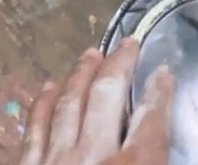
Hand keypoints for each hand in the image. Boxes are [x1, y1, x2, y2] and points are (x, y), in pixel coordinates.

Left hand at [20, 38, 173, 164]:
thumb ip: (154, 157)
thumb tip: (162, 137)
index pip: (151, 121)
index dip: (160, 93)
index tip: (164, 70)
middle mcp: (93, 155)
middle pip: (106, 98)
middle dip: (119, 66)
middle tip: (128, 43)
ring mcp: (55, 161)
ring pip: (68, 105)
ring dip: (81, 75)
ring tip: (91, 53)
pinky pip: (33, 130)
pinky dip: (42, 105)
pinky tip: (48, 87)